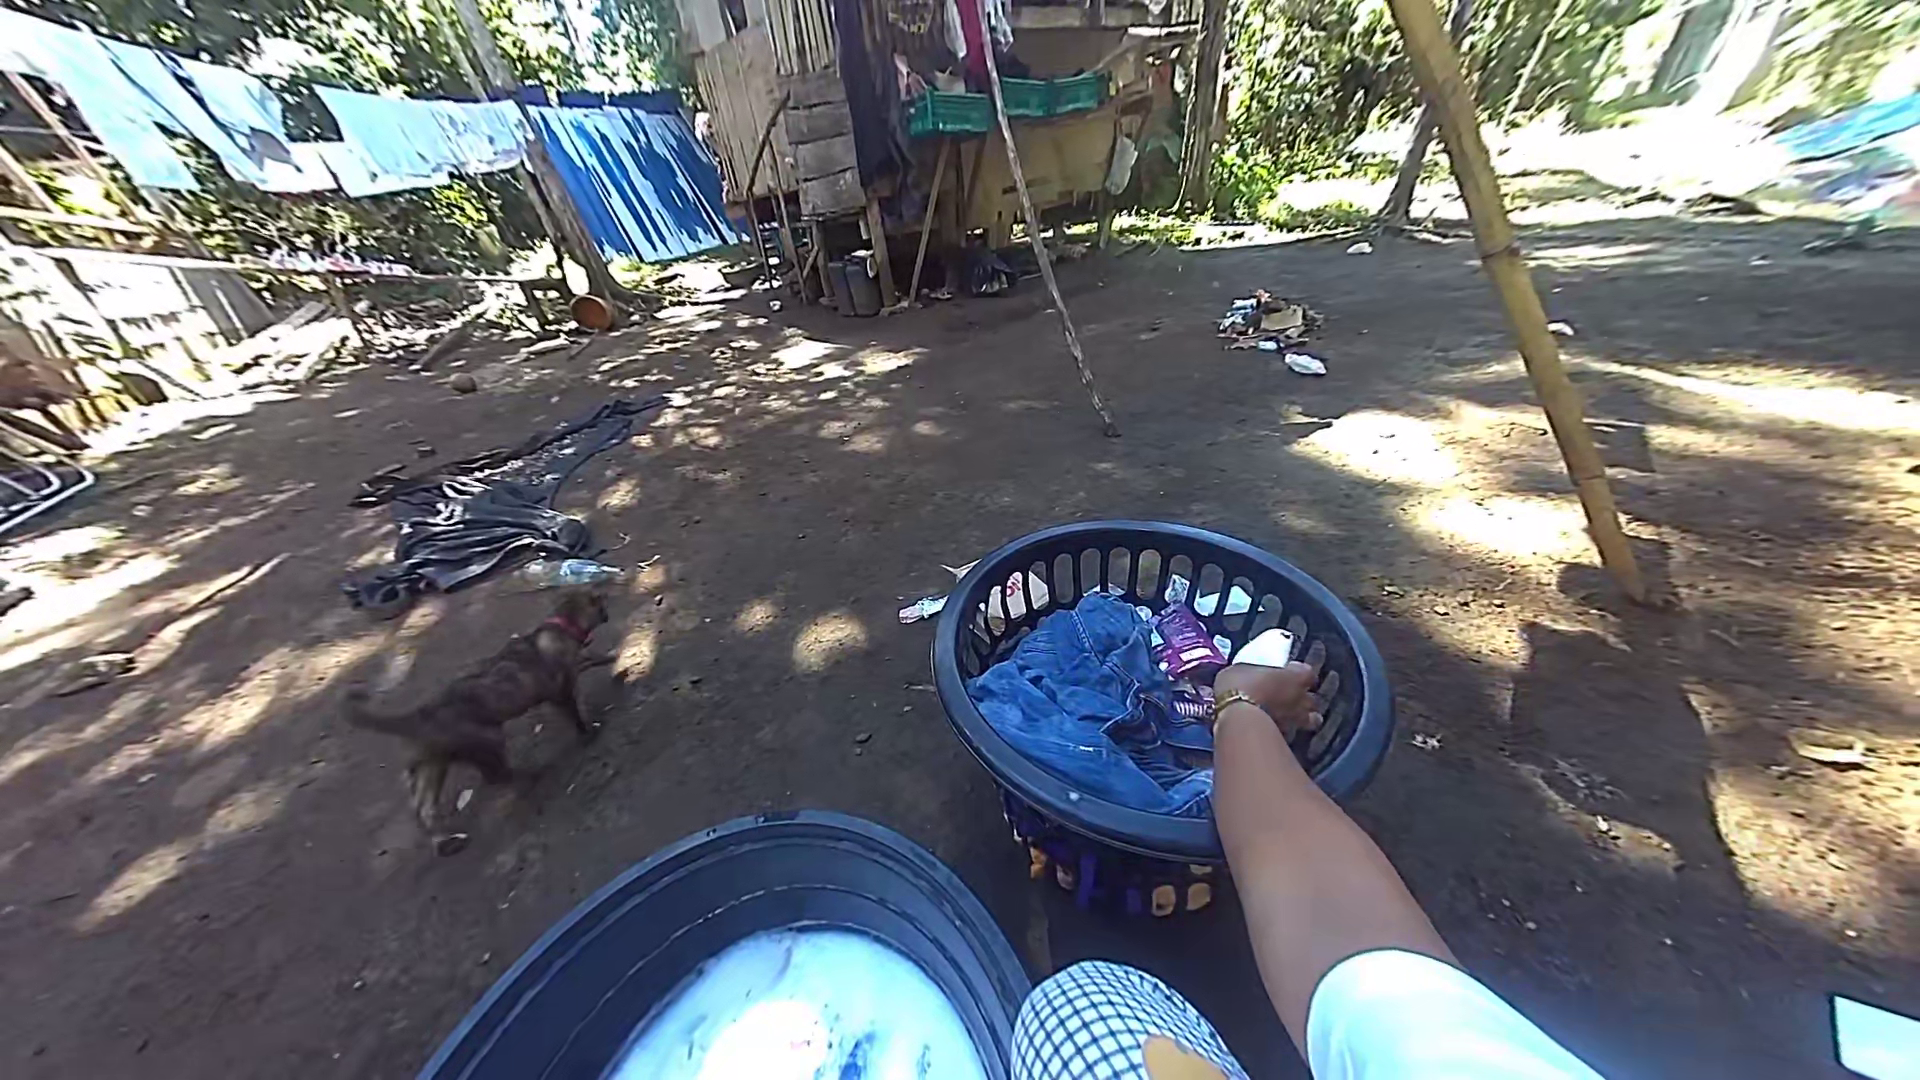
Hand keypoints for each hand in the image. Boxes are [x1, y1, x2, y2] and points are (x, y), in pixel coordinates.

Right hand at [1214, 660, 1321, 737]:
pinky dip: (1285, 730)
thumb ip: (1253, 674)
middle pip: (1313, 699)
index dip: (1298, 673)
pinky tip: (1273, 728)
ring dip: (1302, 717)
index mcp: (1294, 677)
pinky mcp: (1286, 738)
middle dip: (1304, 698)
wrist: (1237, 719)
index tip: (1288, 671)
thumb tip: (1252, 677)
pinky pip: (1291, 732)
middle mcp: (1302, 698)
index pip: (1307, 673)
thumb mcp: (1241, 670)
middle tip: (1288, 696)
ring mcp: (1296, 721)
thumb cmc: (1239, 686)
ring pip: (1311, 720)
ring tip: (1288, 716)